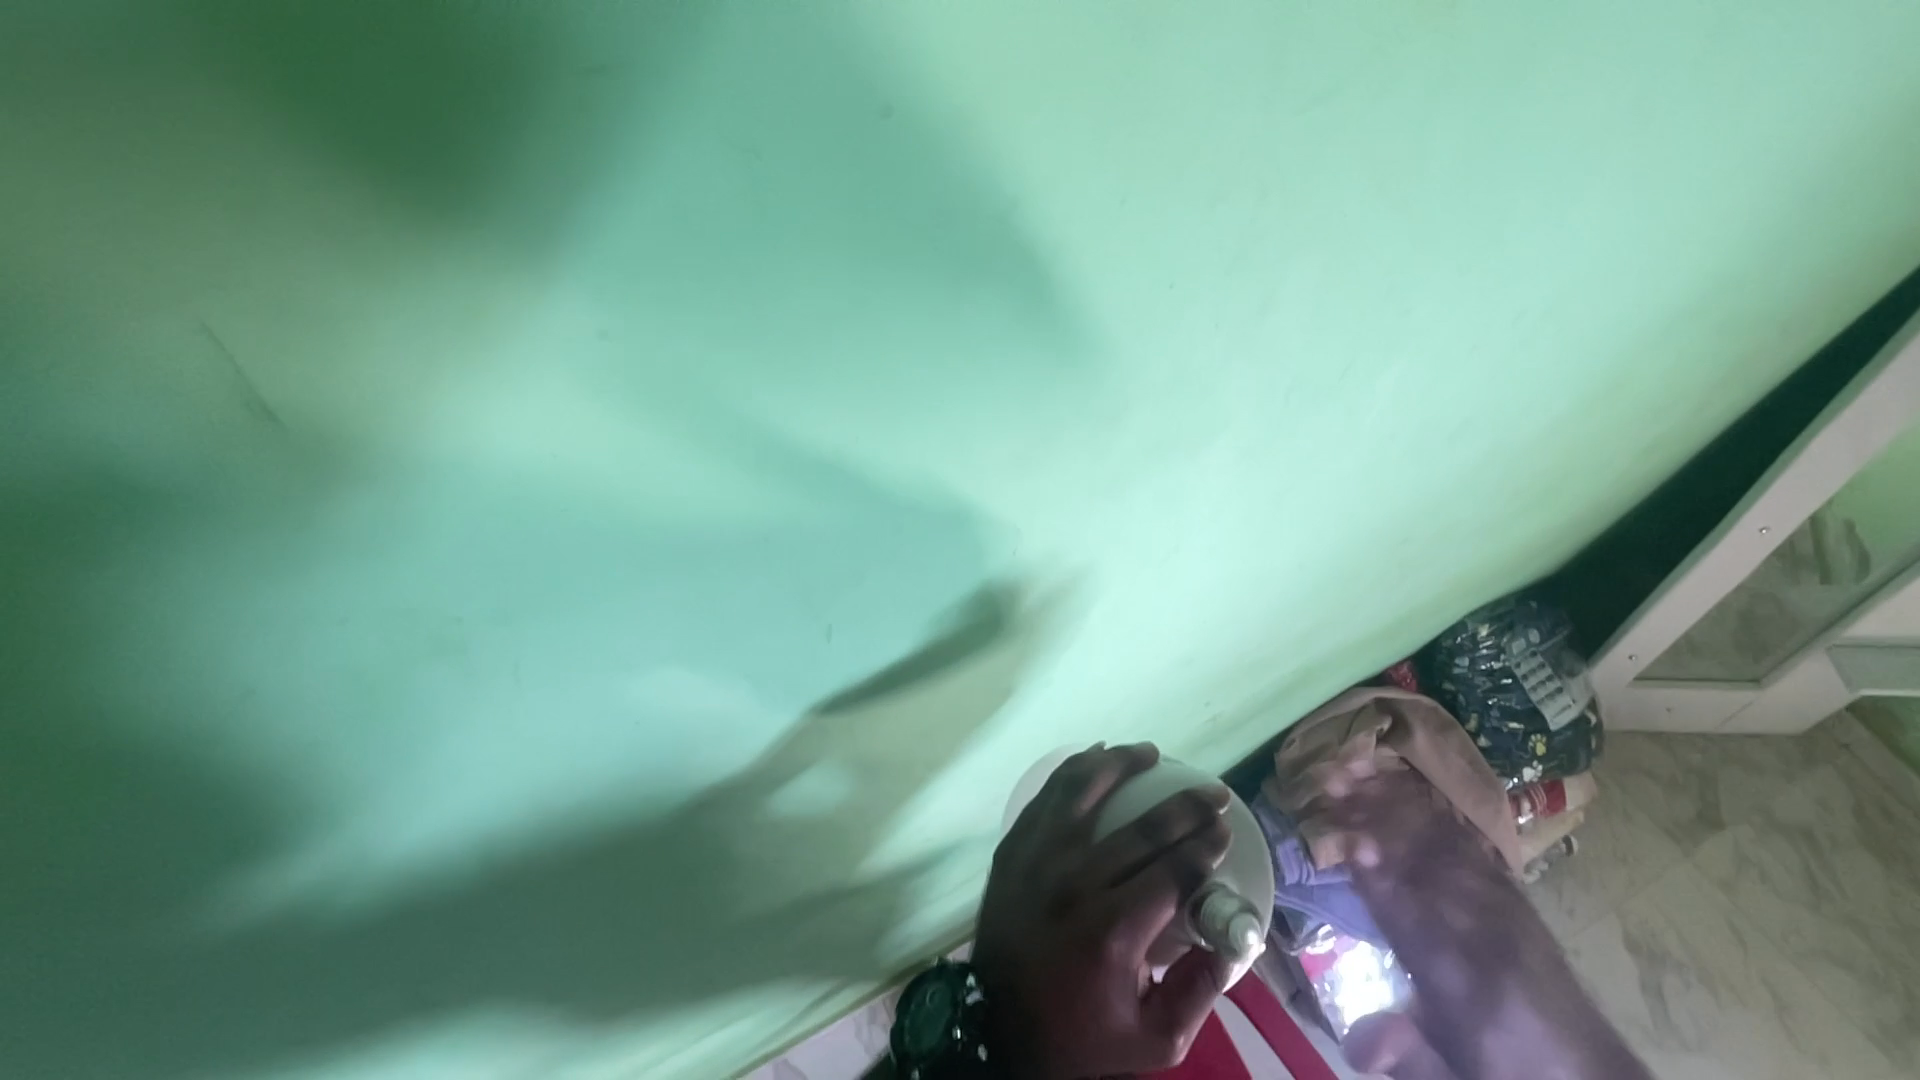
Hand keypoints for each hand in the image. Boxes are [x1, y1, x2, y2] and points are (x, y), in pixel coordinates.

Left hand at [973, 742, 1233, 1078]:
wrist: (995, 1028)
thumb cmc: (1079, 1035)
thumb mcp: (1153, 1039)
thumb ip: (1200, 991)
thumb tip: (1235, 939)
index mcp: (1112, 931)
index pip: (1172, 871)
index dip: (1205, 845)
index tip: (1224, 828)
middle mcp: (1074, 884)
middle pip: (1142, 830)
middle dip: (1186, 807)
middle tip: (1213, 792)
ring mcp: (1037, 861)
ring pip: (1084, 792)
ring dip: (1122, 765)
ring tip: (1150, 752)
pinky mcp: (1014, 850)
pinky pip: (1046, 797)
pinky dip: (1073, 770)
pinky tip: (1095, 756)